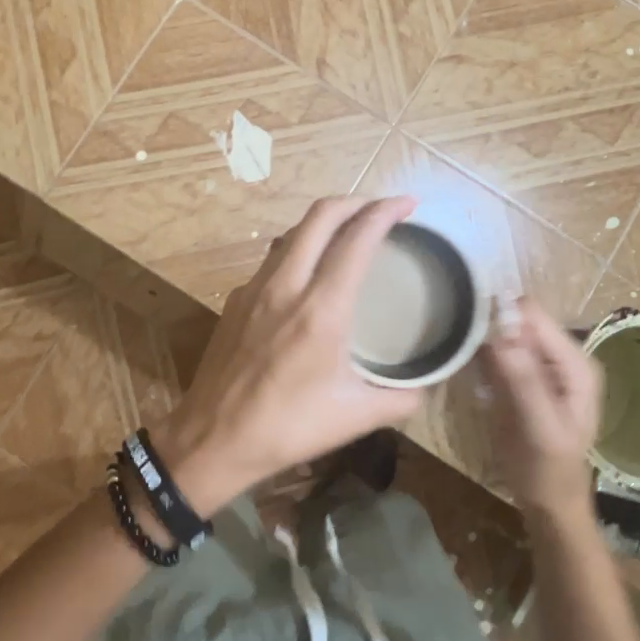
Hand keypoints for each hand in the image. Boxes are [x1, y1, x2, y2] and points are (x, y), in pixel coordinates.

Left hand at [155, 196, 425, 512]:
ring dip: (323, 221)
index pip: (357, 239)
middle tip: (382, 208)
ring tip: (348, 231)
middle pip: (320, 217)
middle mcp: (286, 286)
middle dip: (355, 202)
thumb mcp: (355, 417)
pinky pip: (273, 259)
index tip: (408, 204)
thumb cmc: (287, 428)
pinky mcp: (235, 300)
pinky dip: (298, 248)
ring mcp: (254, 289)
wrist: (212, 438)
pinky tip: (307, 272)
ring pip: (292, 233)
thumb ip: (401, 398)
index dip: (385, 212)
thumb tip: (427, 386)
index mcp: (321, 309)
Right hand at [482, 298, 602, 521]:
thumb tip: (503, 332)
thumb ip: (525, 381)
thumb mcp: (541, 430)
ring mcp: (537, 367)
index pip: (532, 315)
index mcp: (574, 362)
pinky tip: (467, 374)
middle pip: (516, 320)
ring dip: (479, 342)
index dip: (501, 316)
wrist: (547, 504)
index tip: (469, 331)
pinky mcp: (517, 379)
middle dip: (488, 327)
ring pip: (501, 334)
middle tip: (459, 347)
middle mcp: (557, 356)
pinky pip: (493, 354)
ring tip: (460, 359)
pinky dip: (478, 358)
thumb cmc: (549, 471)